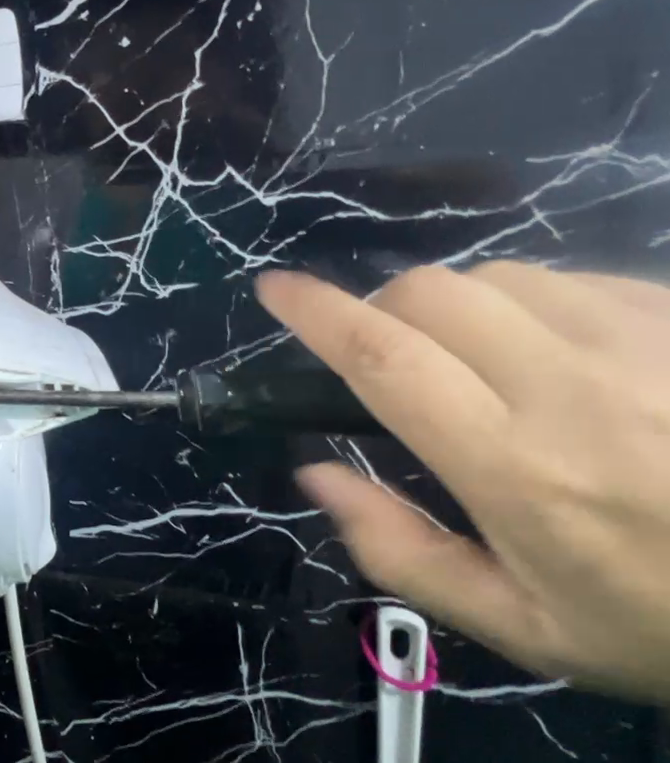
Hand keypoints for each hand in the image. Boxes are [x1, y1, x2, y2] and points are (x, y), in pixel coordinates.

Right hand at [258, 263, 669, 698]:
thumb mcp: (530, 627)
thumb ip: (401, 553)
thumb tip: (313, 471)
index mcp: (520, 469)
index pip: (382, 357)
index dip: (314, 311)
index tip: (273, 289)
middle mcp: (576, 393)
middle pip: (431, 294)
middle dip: (386, 307)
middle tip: (393, 348)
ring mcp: (653, 350)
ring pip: (506, 278)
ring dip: (466, 304)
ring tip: (490, 356)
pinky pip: (587, 282)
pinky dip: (544, 304)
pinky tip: (573, 354)